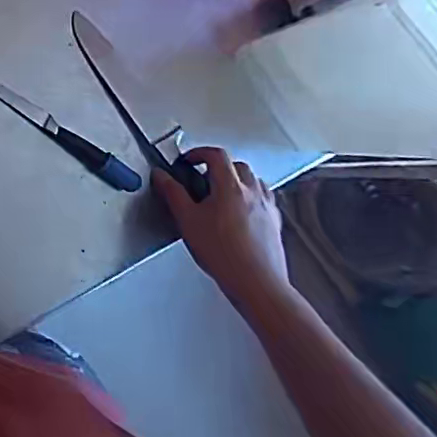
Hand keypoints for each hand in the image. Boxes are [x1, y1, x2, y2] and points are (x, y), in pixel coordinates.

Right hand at [154, 146, 288, 308]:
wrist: (256, 283)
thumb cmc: (223, 254)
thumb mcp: (187, 220)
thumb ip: (172, 193)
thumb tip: (162, 176)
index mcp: (230, 187)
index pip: (216, 155)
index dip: (198, 153)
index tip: (188, 161)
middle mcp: (252, 193)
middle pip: (237, 165)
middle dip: (218, 166)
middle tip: (201, 177)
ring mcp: (267, 208)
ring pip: (254, 181)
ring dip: (236, 180)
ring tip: (220, 193)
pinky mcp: (275, 223)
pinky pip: (264, 199)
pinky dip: (251, 197)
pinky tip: (240, 211)